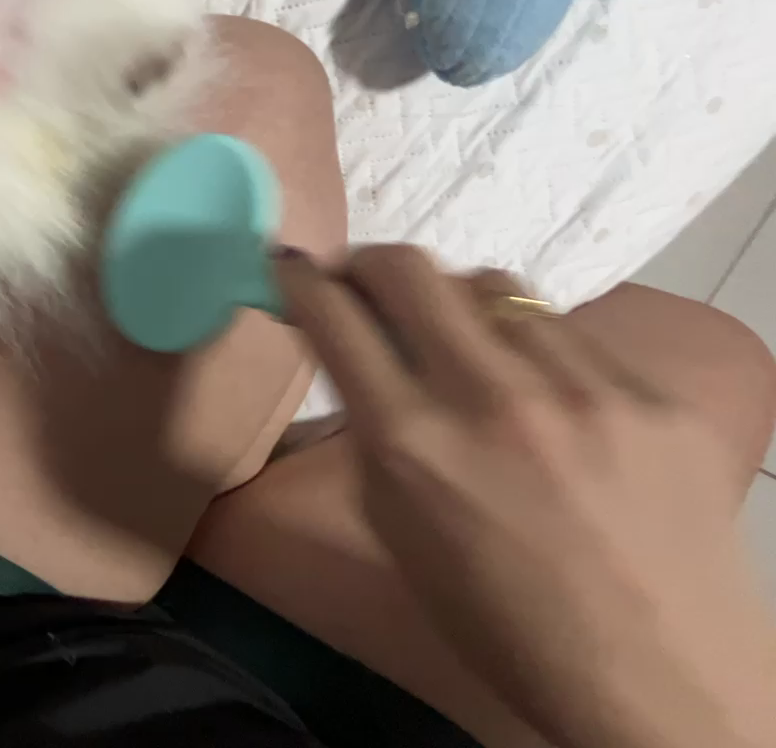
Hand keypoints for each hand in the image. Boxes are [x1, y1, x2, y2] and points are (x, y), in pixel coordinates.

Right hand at [275, 246, 775, 747]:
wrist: (655, 684)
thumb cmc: (484, 607)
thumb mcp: (386, 510)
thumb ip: (365, 418)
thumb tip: (351, 347)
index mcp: (407, 439)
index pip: (332, 314)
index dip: (298, 277)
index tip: (287, 266)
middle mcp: (491, 399)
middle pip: (406, 268)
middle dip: (364, 263)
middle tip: (358, 284)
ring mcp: (587, 393)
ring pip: (490, 284)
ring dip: (449, 300)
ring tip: (453, 336)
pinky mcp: (660, 402)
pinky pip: (565, 331)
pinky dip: (523, 338)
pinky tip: (531, 383)